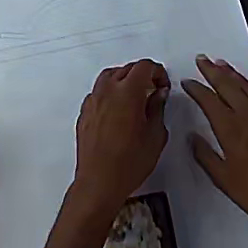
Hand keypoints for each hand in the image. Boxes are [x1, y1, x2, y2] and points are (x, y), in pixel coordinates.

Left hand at [72, 59, 168, 213]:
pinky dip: (110, 92)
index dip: (157, 72)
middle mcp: (107, 91)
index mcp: (127, 92)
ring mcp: (93, 101)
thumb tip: (158, 96)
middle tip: (154, 89)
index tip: (162, 84)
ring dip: (124, 80)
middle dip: (142, 74)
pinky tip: (119, 107)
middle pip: (126, 69)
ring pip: (109, 77)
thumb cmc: (127, 162)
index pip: (144, 67)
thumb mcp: (155, 135)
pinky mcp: (85, 113)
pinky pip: (98, 92)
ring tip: (136, 95)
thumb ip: (157, 108)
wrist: (100, 181)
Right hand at [182, 56, 247, 241]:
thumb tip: (193, 139)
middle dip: (213, 72)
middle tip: (203, 61)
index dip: (196, 89)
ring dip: (235, 74)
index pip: (209, 100)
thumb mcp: (225, 180)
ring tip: (224, 65)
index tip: (188, 82)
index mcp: (232, 129)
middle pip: (229, 86)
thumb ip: (206, 156)